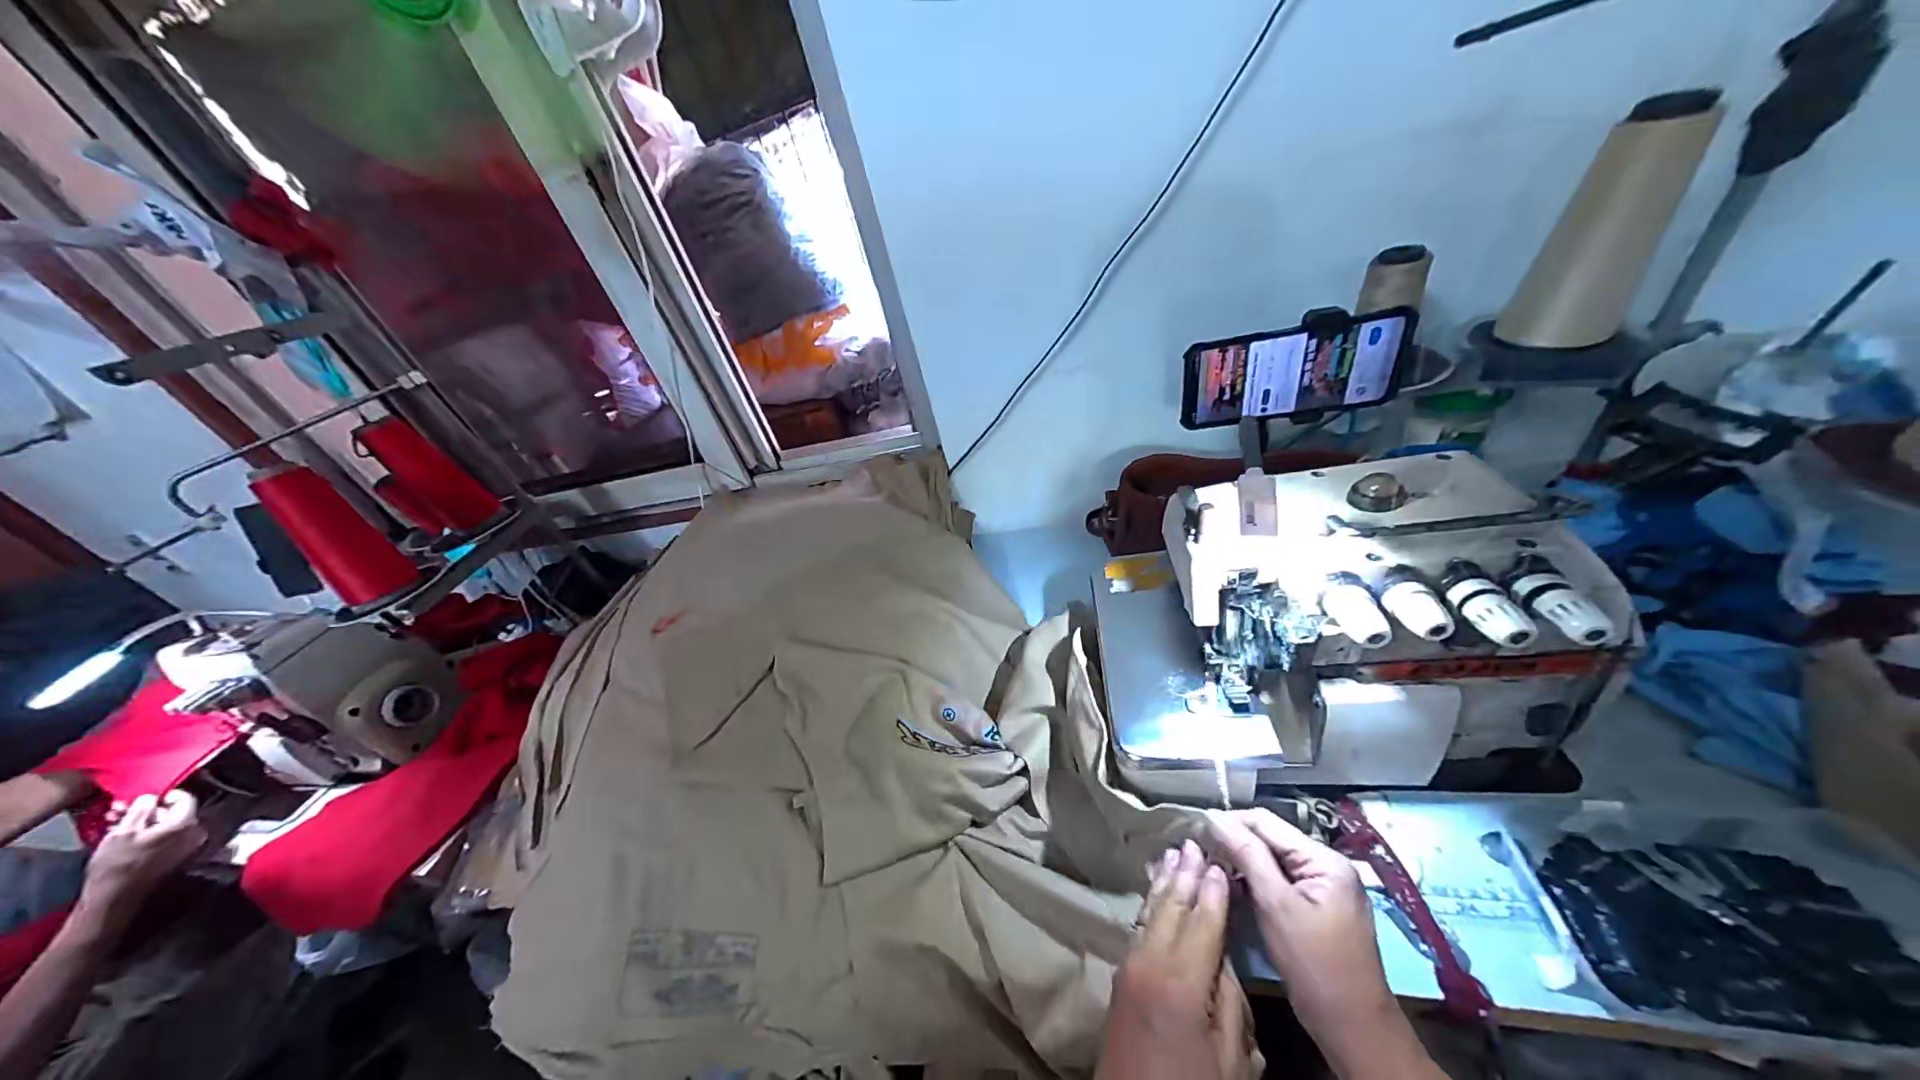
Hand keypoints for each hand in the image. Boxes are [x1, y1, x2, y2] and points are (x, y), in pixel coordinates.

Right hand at [77, 791, 204, 926]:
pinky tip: (129, 837)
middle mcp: (197, 833)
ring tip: (119, 823)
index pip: (185, 798)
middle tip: (122, 811)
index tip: (144, 798)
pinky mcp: (181, 857)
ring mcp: (191, 846)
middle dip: (150, 811)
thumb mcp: (123, 832)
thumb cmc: (117, 864)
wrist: (114, 900)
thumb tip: (151, 797)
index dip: (165, 795)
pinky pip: (171, 838)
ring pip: (171, 826)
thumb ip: (141, 810)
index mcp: (187, 824)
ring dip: (148, 823)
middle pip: (177, 813)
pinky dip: (153, 834)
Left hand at [1098, 840, 1262, 1079]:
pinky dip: (1151, 904)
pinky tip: (1155, 891)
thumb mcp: (1230, 1058)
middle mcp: (1150, 963)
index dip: (1215, 893)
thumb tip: (1223, 957)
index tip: (1222, 863)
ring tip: (1174, 853)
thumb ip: (1229, 1002)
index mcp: (1182, 982)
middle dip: (1186, 874)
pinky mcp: (1122, 977)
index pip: (1203, 924)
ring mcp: (1130, 967)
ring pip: (1151, 913)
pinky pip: (1140, 927)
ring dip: (1165, 882)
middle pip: (1172, 908)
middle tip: (1195, 841)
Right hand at [1210, 810, 1436, 1079]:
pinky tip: (1232, 886)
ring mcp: (1323, 887)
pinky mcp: (1316, 906)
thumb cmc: (1313, 963)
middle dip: (1235, 842)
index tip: (1194, 828)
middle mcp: (1326, 865)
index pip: (1267, 822)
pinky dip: (1256, 881)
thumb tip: (1214, 816)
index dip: (1229, 821)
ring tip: (1209, 865)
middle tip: (1198, 849)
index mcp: (1324, 859)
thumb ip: (1246, 854)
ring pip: (1273, 860)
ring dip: (1242, 862)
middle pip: (1271, 839)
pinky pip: (1280, 880)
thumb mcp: (1275, 904)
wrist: (1351, 1025)